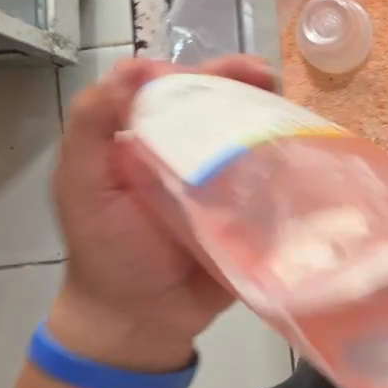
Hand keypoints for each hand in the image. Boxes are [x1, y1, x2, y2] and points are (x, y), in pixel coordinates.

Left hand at [46, 54, 277, 371]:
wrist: (142, 321)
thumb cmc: (106, 251)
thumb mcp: (81, 184)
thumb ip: (93, 125)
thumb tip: (135, 66)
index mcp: (147, 138)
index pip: (174, 88)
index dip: (199, 71)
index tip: (221, 72)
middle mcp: (188, 152)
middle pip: (221, 105)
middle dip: (244, 85)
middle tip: (266, 78)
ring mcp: (224, 181)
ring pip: (251, 136)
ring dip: (273, 116)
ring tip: (291, 109)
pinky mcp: (251, 212)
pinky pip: (273, 181)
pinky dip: (291, 163)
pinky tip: (306, 149)